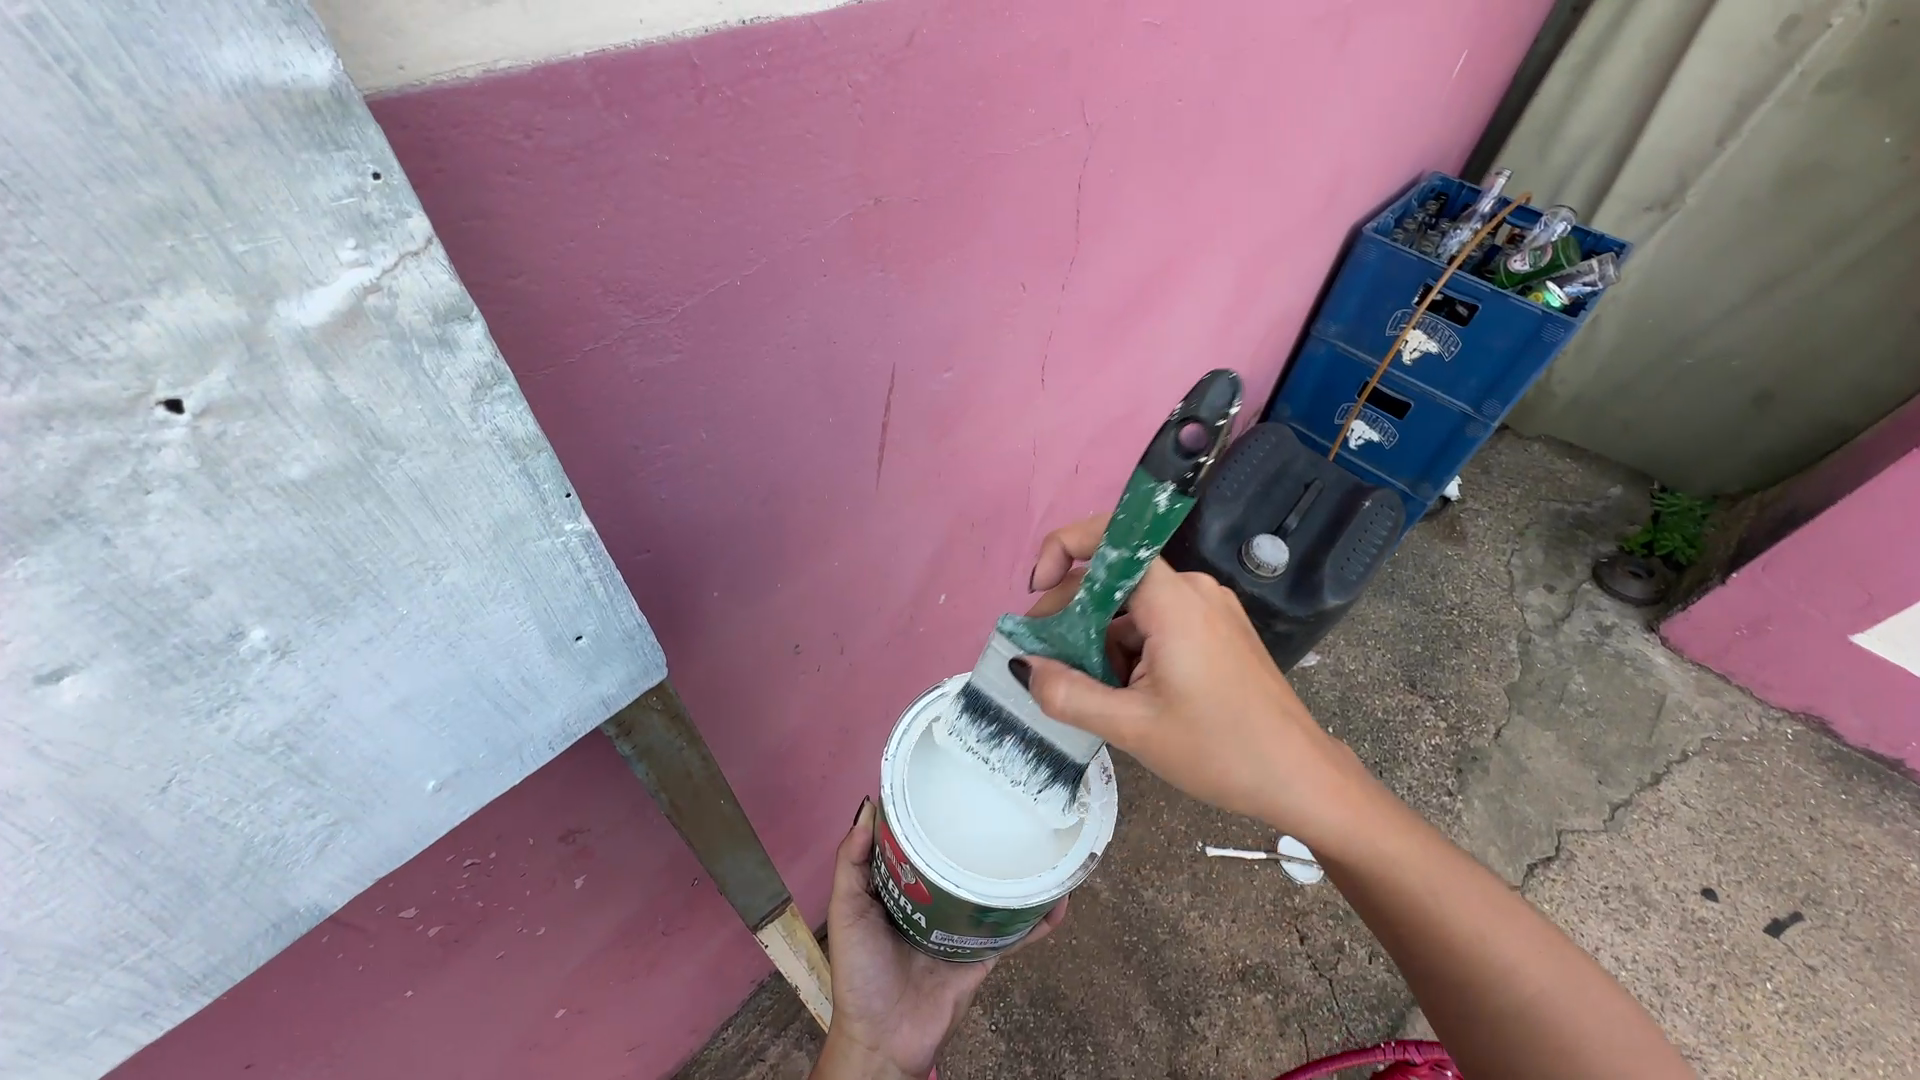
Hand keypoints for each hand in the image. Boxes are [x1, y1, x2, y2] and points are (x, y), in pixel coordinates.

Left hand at [813, 799, 1065, 1078]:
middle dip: (984, 833)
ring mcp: (964, 924)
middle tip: (1007, 799)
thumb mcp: (846, 910)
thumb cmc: (861, 972)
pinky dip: (1039, 917)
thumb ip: (852, 862)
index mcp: (904, 884)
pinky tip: (1059, 897)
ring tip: (1043, 839)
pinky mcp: (985, 951)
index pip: (922, 838)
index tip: (954, 775)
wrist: (886, 1038)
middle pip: (963, 859)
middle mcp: (936, 898)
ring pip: (994, 888)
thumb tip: (869, 804)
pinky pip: (1017, 931)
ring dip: (1018, 869)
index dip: (935, 810)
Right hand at [1020, 516, 1376, 844]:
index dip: (1064, 549)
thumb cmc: (1219, 750)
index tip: (1036, 590)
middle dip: (1071, 611)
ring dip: (1099, 636)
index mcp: (1174, 600)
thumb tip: (1022, 664)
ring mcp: (1210, 610)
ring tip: (1085, 687)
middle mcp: (1194, 590)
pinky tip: (1121, 690)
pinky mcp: (1218, 632)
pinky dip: (1128, 646)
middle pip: (1116, 577)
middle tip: (1043, 657)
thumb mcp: (1132, 728)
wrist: (1301, 779)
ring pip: (1134, 605)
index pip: (1112, 538)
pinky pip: (1158, 622)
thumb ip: (1068, 693)